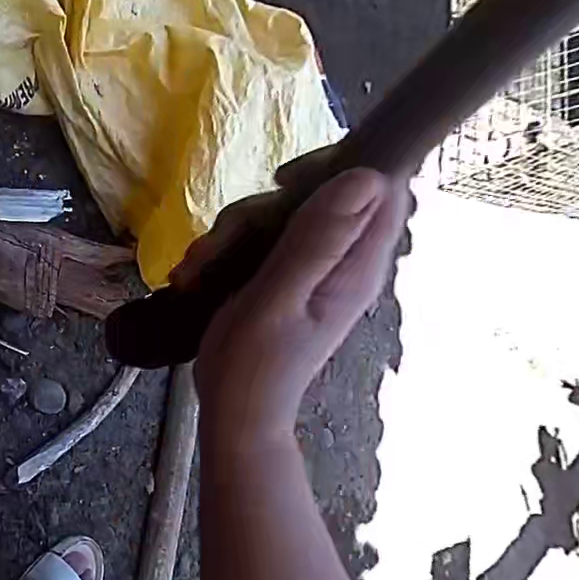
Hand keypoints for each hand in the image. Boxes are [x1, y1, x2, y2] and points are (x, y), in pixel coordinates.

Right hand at [180, 155, 407, 439]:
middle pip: (316, 198)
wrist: (235, 411)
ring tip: (199, 268)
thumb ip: (314, 243)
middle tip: (221, 241)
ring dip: (232, 233)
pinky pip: (260, 243)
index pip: (379, 186)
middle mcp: (342, 263)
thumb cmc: (253, 364)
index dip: (336, 168)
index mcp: (356, 266)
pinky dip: (226, 251)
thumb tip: (362, 177)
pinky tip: (198, 276)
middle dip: (260, 209)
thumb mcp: (276, 302)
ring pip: (279, 219)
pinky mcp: (283, 281)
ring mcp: (312, 272)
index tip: (281, 184)